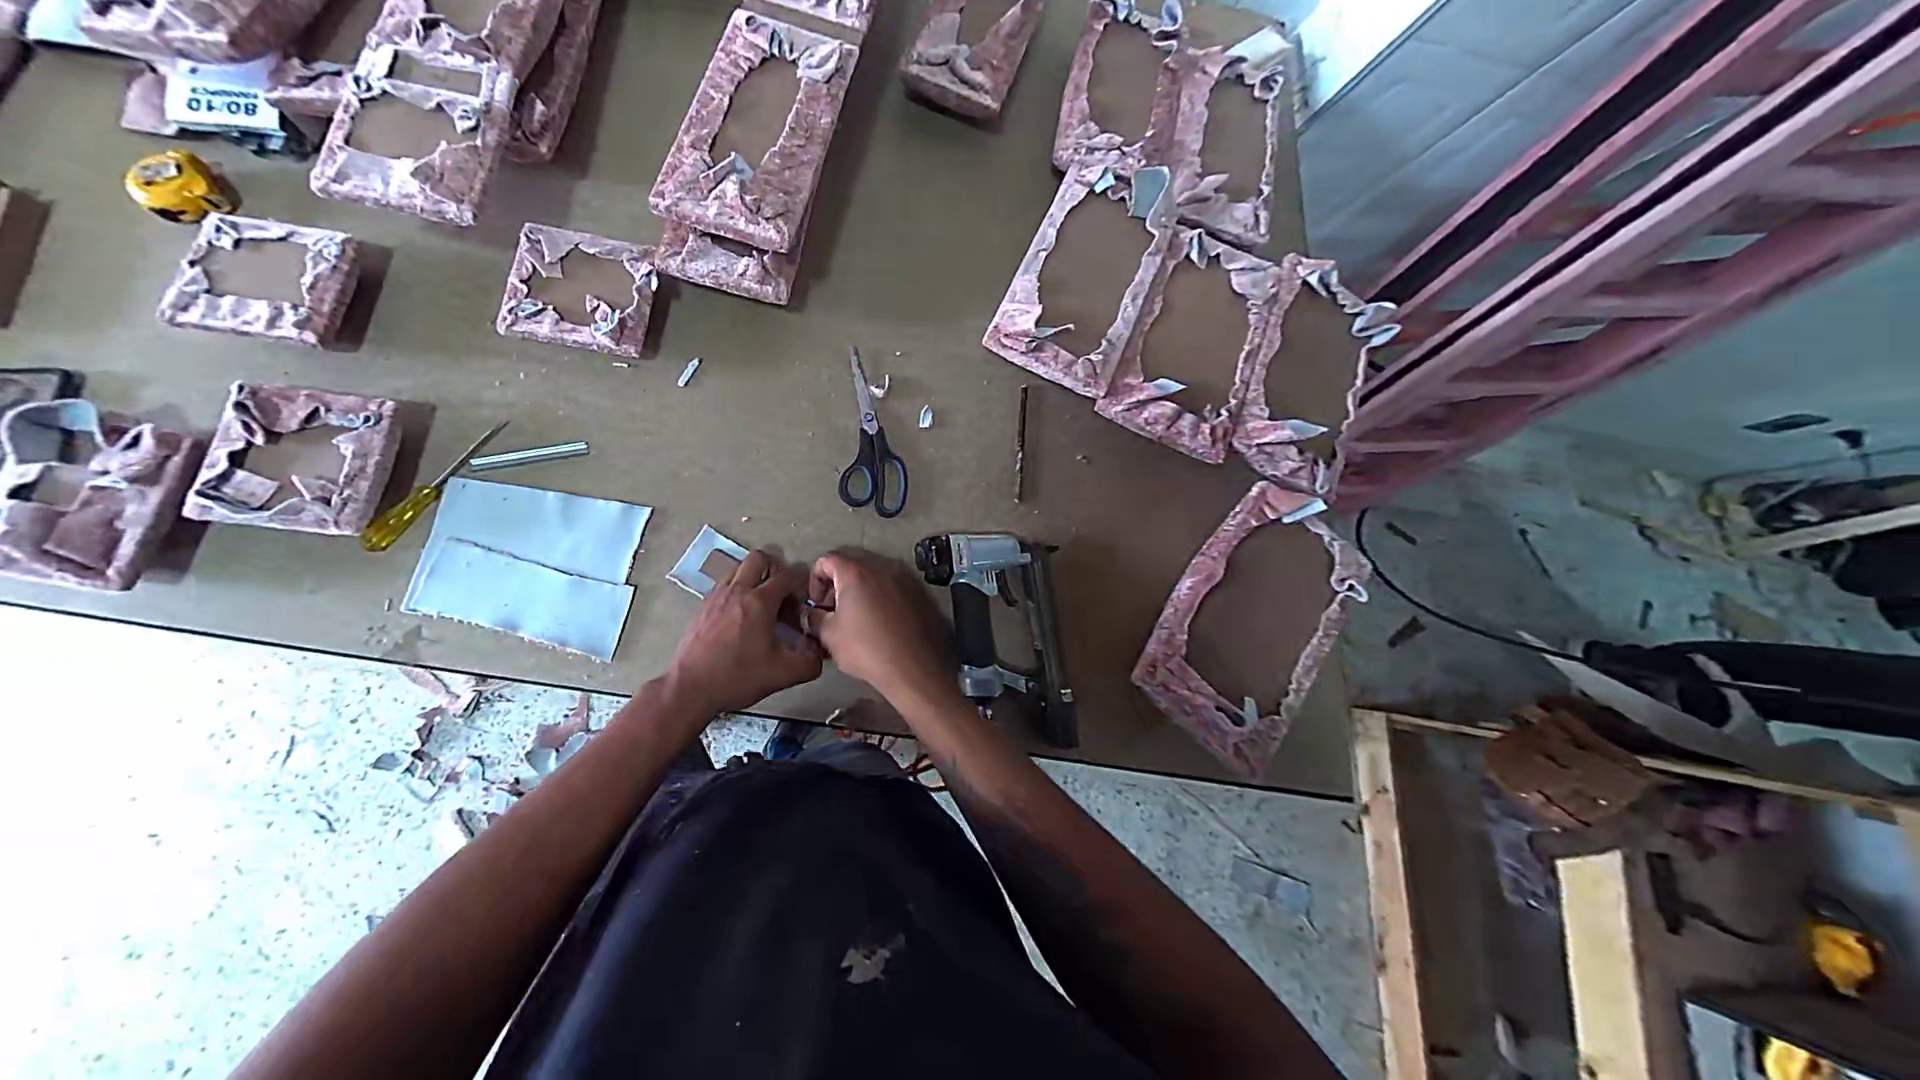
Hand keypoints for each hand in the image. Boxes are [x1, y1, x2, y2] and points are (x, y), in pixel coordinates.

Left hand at [664, 549, 822, 715]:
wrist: (690, 688)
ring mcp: (717, 597)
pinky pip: (725, 586)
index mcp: (760, 602)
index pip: (788, 575)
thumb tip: (818, 650)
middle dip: (776, 569)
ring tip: (762, 604)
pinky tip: (742, 618)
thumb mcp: (784, 674)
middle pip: (759, 558)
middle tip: (782, 592)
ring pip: (739, 569)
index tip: (803, 602)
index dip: (801, 584)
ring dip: (754, 578)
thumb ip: (811, 661)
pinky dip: (738, 591)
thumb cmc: (738, 677)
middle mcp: (737, 591)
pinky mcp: (703, 607)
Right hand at [806, 548, 955, 707]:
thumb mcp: (829, 634)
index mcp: (856, 573)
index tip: (816, 606)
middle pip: (851, 568)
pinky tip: (877, 627)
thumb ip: (813, 617)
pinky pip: (890, 592)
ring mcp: (903, 581)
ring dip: (858, 596)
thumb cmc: (865, 648)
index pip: (826, 560)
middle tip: (832, 615)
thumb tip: (809, 613)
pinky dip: (878, 602)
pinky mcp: (918, 596)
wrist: (911, 668)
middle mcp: (881, 569)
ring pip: (872, 581)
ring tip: (854, 623)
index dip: (814, 581)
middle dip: (836, 589)